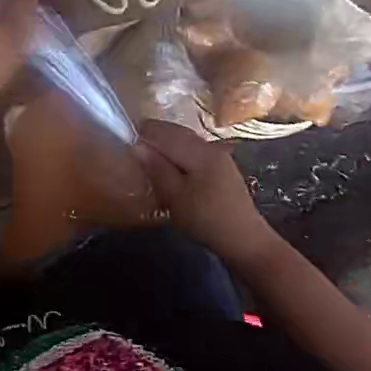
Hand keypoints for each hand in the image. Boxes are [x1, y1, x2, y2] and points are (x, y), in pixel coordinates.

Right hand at [132, 120, 276, 261]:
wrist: (245, 239)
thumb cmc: (206, 219)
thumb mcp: (176, 197)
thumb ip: (157, 168)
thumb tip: (137, 146)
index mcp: (200, 151)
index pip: (167, 132)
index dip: (145, 132)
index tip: (126, 136)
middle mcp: (211, 148)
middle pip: (178, 134)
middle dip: (156, 135)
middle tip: (134, 144)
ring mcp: (219, 158)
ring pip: (187, 142)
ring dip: (167, 144)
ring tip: (149, 154)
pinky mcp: (222, 170)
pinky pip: (194, 152)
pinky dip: (178, 153)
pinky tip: (171, 165)